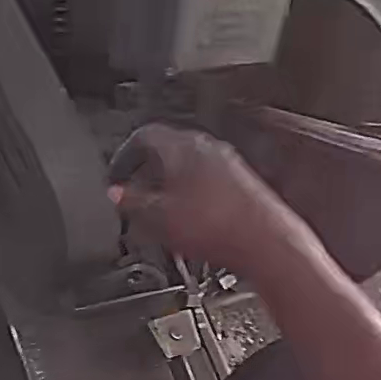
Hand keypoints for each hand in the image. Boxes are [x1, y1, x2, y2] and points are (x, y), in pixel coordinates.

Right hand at [107, 122, 319, 274]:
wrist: (266, 243)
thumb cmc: (216, 226)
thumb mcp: (158, 218)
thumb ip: (131, 203)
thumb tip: (115, 194)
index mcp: (181, 147)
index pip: (142, 136)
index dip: (123, 157)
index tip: (116, 176)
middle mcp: (207, 148)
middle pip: (166, 152)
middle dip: (146, 174)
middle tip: (134, 196)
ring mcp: (228, 164)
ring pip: (187, 168)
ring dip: (169, 187)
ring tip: (159, 213)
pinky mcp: (242, 185)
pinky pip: (207, 183)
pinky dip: (191, 197)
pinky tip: (190, 222)